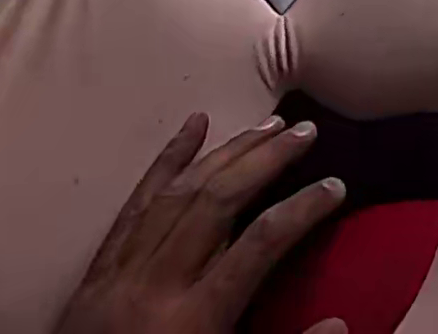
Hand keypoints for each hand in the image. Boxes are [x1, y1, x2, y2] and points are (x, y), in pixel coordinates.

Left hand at [57, 112, 347, 333]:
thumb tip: (341, 322)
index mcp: (192, 323)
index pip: (261, 245)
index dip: (304, 209)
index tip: (336, 185)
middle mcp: (155, 286)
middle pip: (220, 201)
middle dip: (267, 159)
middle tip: (305, 129)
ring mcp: (120, 274)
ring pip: (182, 191)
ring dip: (229, 151)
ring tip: (268, 123)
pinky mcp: (95, 273)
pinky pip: (135, 204)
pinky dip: (167, 160)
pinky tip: (194, 123)